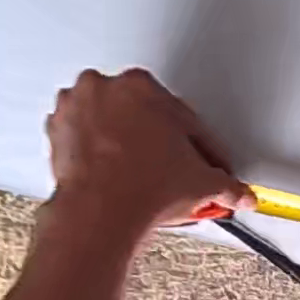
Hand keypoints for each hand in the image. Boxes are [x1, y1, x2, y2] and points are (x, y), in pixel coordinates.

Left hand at [44, 68, 254, 232]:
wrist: (101, 211)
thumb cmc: (143, 186)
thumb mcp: (204, 185)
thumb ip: (228, 187)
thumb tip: (240, 195)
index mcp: (144, 88)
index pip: (189, 122)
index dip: (207, 151)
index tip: (211, 167)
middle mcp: (107, 88)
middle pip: (149, 119)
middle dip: (167, 145)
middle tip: (181, 174)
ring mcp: (78, 107)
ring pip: (117, 126)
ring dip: (135, 147)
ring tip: (152, 178)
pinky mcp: (59, 131)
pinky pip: (90, 140)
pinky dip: (106, 155)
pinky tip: (124, 178)